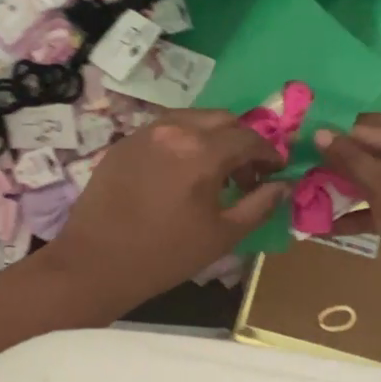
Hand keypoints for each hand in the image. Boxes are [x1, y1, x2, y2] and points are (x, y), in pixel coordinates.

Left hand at [42, 109, 287, 310]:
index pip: (249, 138)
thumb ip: (259, 205)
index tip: (276, 171)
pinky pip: (165, 129)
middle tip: (248, 172)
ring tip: (215, 171)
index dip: (269, 153)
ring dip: (213, 137)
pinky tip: (182, 172)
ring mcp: (145, 132)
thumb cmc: (165, 255)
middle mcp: (175, 129)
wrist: (96, 263)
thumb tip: (283, 186)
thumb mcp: (222, 236)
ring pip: (193, 118)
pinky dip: (184, 140)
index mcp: (202, 152)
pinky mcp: (125, 142)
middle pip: (223, 119)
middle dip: (242, 140)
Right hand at [314, 114, 380, 306]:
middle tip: (298, 168)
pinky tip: (322, 226)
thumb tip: (320, 131)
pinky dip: (353, 214)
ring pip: (369, 180)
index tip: (300, 141)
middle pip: (369, 151)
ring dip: (340, 188)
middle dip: (335, 160)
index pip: (369, 127)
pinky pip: (375, 207)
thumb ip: (353, 161)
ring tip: (303, 194)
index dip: (336, 132)